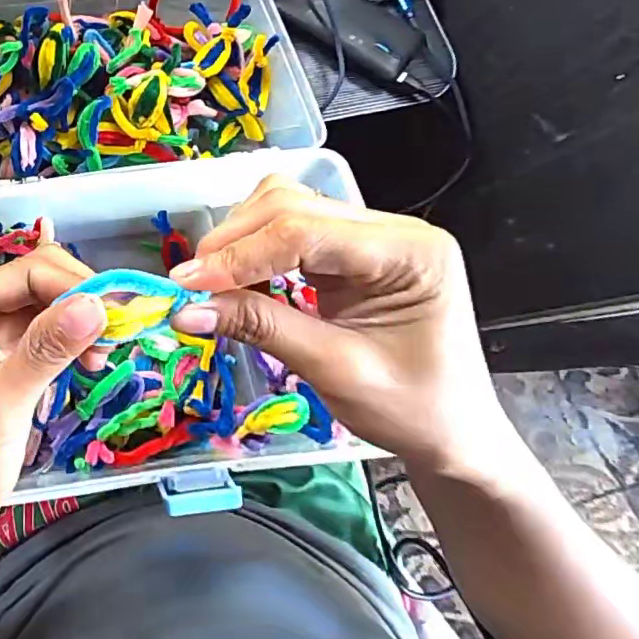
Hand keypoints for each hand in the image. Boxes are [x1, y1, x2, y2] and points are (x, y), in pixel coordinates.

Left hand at [0, 247, 104, 545]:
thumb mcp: (0, 405)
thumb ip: (45, 351)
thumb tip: (95, 304)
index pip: (25, 274)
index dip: (72, 286)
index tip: (114, 316)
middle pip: (42, 277)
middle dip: (82, 298)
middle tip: (115, 335)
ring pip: (53, 299)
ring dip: (85, 317)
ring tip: (105, 354)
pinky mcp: (15, 350)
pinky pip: (56, 326)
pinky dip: (79, 336)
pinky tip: (93, 360)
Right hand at [167, 176, 517, 474]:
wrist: (452, 433)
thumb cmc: (412, 409)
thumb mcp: (335, 370)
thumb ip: (260, 328)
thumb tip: (187, 310)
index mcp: (408, 252)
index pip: (305, 231)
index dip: (239, 255)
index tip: (187, 284)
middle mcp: (390, 229)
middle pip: (291, 206)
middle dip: (233, 242)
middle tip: (190, 285)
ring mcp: (369, 235)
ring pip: (284, 207)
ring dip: (239, 239)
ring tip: (210, 282)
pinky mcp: (348, 251)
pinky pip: (288, 231)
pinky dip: (253, 250)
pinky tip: (236, 278)